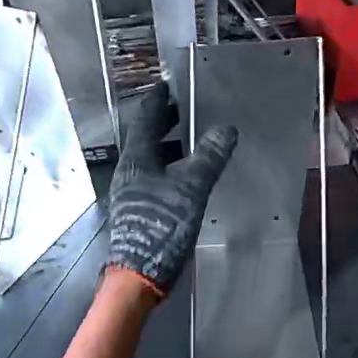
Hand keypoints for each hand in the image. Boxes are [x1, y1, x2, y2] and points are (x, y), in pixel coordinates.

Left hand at [105, 89, 236, 295]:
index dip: (158, 101)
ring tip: (193, 137)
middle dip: (165, 122)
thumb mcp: (191, 188)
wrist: (141, 272)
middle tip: (186, 108)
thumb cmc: (162, 225)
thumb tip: (227, 128)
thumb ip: (209, 157)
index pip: (146, 119)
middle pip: (147, 137)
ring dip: (170, 145)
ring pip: (152, 158)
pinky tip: (189, 173)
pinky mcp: (141, 207)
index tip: (169, 85)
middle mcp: (131, 171)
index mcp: (137, 159)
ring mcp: (133, 191)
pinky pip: (156, 176)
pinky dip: (172, 166)